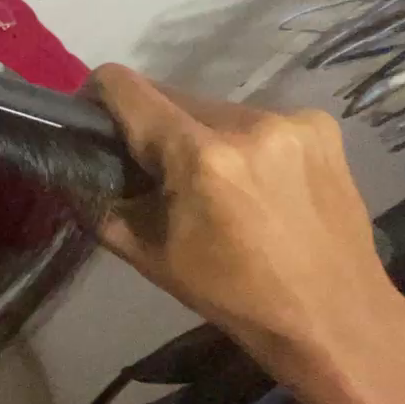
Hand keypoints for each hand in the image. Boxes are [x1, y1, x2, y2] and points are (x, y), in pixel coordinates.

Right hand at [89, 64, 394, 355]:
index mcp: (197, 154)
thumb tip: (69, 162)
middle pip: (165, 95)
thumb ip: (93, 193)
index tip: (93, 126)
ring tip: (204, 177)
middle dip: (147, 124)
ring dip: (191, 131)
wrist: (336, 318)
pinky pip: (249, 116)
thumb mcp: (137, 246)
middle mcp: (247, 124)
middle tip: (150, 168)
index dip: (93, 96)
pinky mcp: (321, 128)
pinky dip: (233, 138)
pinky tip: (248, 177)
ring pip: (206, 106)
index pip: (122, 85)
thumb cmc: (227, 289)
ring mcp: (292, 123)